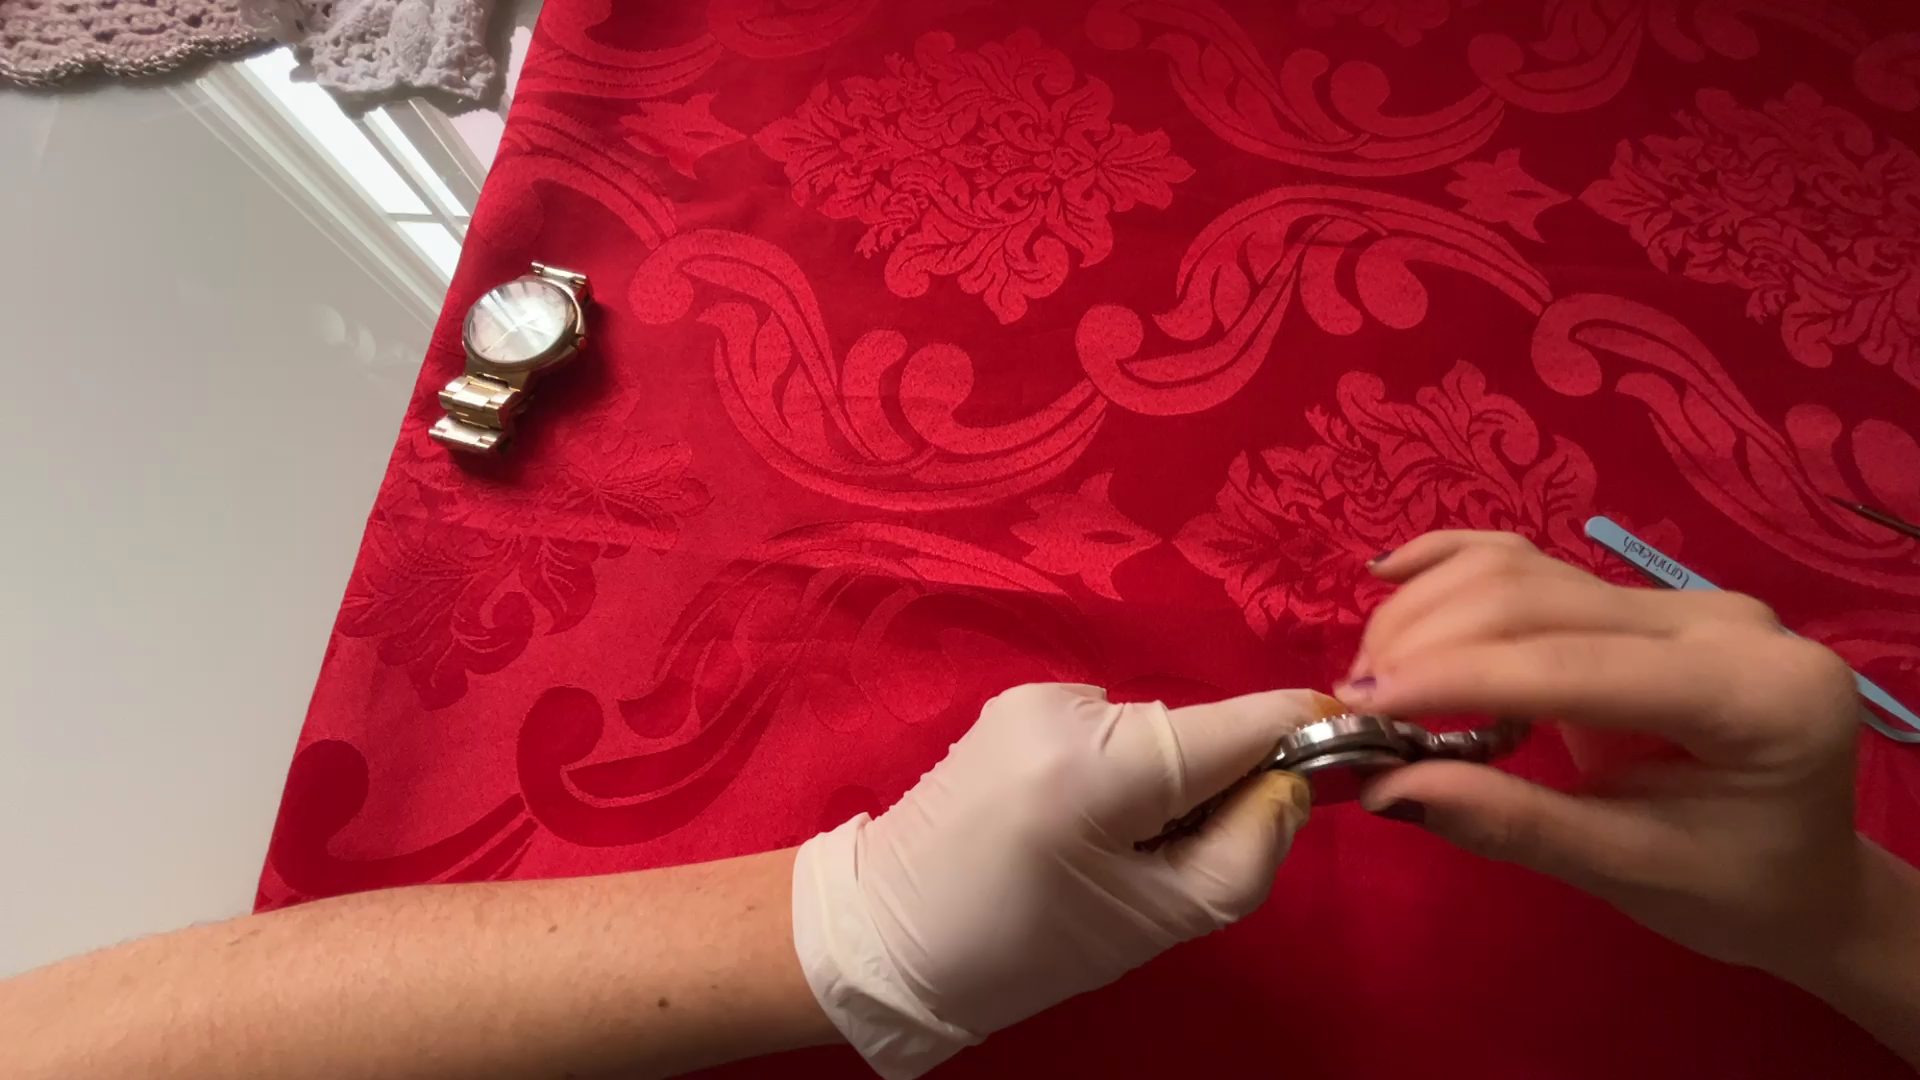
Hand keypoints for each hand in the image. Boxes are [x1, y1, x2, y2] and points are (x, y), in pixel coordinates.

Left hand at [791, 683, 1320, 1078]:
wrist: (894, 927)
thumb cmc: (1023, 945)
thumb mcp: (1156, 919)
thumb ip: (1247, 848)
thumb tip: (1289, 781)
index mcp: (1101, 759)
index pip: (1240, 721)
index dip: (1303, 732)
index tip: (1343, 749)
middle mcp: (1068, 703)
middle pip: (1192, 732)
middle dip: (1212, 785)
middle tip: (1170, 857)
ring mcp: (1034, 695)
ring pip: (1147, 733)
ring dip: (1158, 780)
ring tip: (1104, 846)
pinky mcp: (1014, 704)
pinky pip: (1100, 731)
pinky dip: (1113, 770)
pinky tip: (1069, 819)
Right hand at [1336, 530, 1863, 974]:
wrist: (1795, 862)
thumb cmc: (1731, 883)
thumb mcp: (1627, 872)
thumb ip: (1508, 822)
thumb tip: (1383, 785)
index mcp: (1752, 695)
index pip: (1567, 665)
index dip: (1449, 678)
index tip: (1358, 707)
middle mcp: (1715, 620)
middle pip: (1526, 598)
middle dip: (1419, 643)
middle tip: (1356, 702)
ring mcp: (1666, 595)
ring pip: (1508, 569)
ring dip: (1417, 612)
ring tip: (1371, 671)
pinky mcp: (1620, 590)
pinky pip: (1514, 554)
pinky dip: (1441, 558)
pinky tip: (1386, 571)